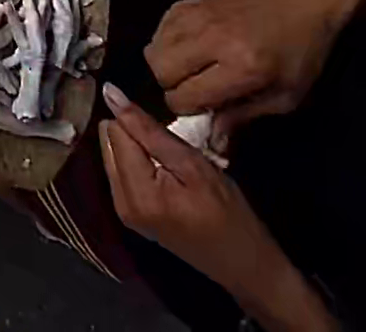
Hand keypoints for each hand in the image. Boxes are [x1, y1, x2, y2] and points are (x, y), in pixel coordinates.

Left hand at [99, 84, 334, 331]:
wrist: (256, 273)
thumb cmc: (236, 221)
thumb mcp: (201, 169)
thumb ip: (153, 131)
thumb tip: (110, 92)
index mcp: (134, 191)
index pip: (112, 129)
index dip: (132, 114)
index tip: (148, 102)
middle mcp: (118, 199)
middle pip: (109, 138)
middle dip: (132, 128)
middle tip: (167, 130)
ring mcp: (123, 206)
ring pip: (116, 150)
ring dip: (137, 142)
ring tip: (168, 147)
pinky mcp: (134, 210)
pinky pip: (125, 167)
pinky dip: (140, 157)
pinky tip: (163, 159)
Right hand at [143, 0, 357, 142]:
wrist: (292, 1)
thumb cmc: (297, 53)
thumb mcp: (285, 96)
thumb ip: (243, 116)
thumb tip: (211, 142)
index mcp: (242, 67)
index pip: (186, 96)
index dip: (189, 109)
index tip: (202, 109)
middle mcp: (210, 40)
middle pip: (161, 74)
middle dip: (173, 87)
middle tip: (194, 89)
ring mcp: (191, 19)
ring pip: (151, 54)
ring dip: (166, 68)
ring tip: (190, 69)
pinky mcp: (179, 6)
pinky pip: (155, 35)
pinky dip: (165, 47)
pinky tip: (188, 49)